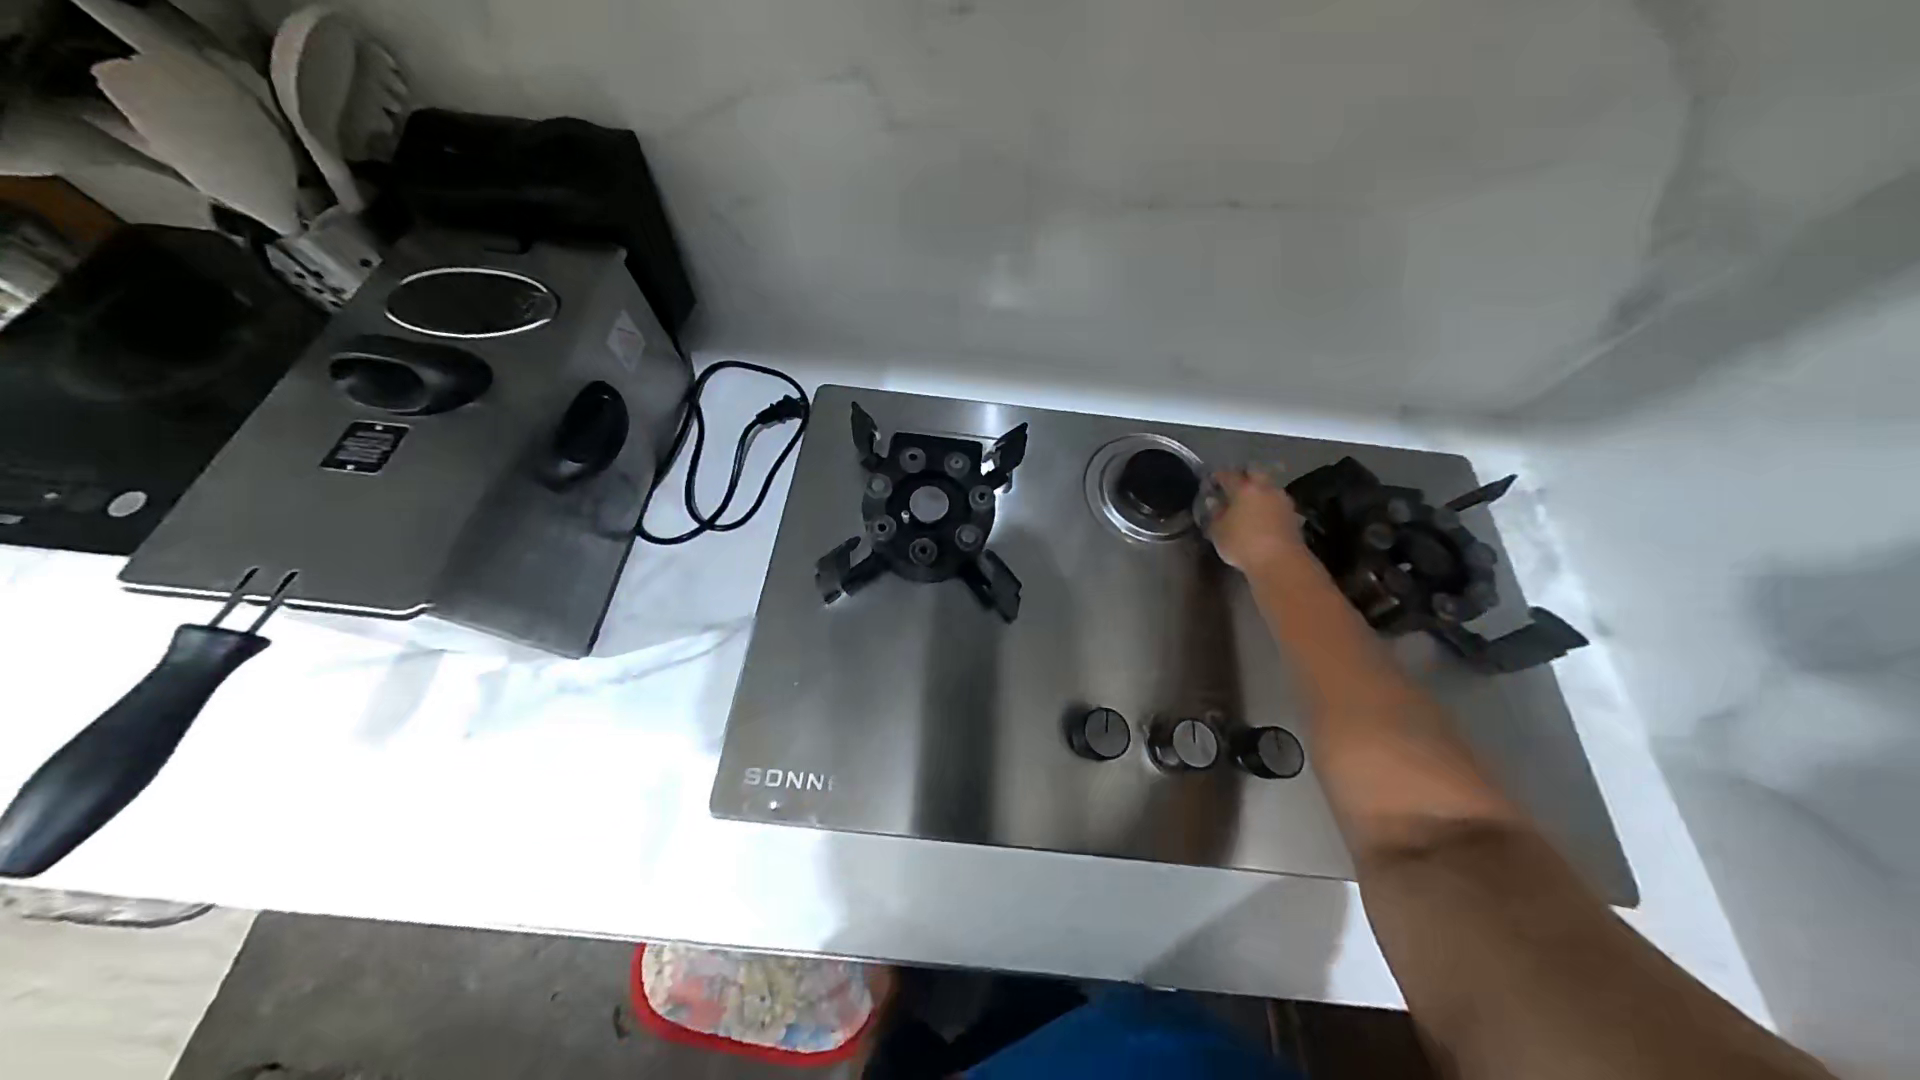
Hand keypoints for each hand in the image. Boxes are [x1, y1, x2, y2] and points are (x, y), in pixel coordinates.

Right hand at [1203, 467, 1306, 573]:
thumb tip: (1215, 502)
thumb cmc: (1242, 543)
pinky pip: (1277, 503)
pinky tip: (1262, 516)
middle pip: (1255, 473)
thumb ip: (1216, 514)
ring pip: (1269, 488)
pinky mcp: (1293, 515)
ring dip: (1259, 491)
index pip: (1229, 475)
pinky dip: (1268, 506)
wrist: (1280, 561)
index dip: (1219, 476)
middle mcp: (1266, 489)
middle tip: (1235, 485)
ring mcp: (1282, 501)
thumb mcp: (1218, 531)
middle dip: (1245, 476)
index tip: (1212, 480)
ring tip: (1249, 502)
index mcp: (1244, 489)